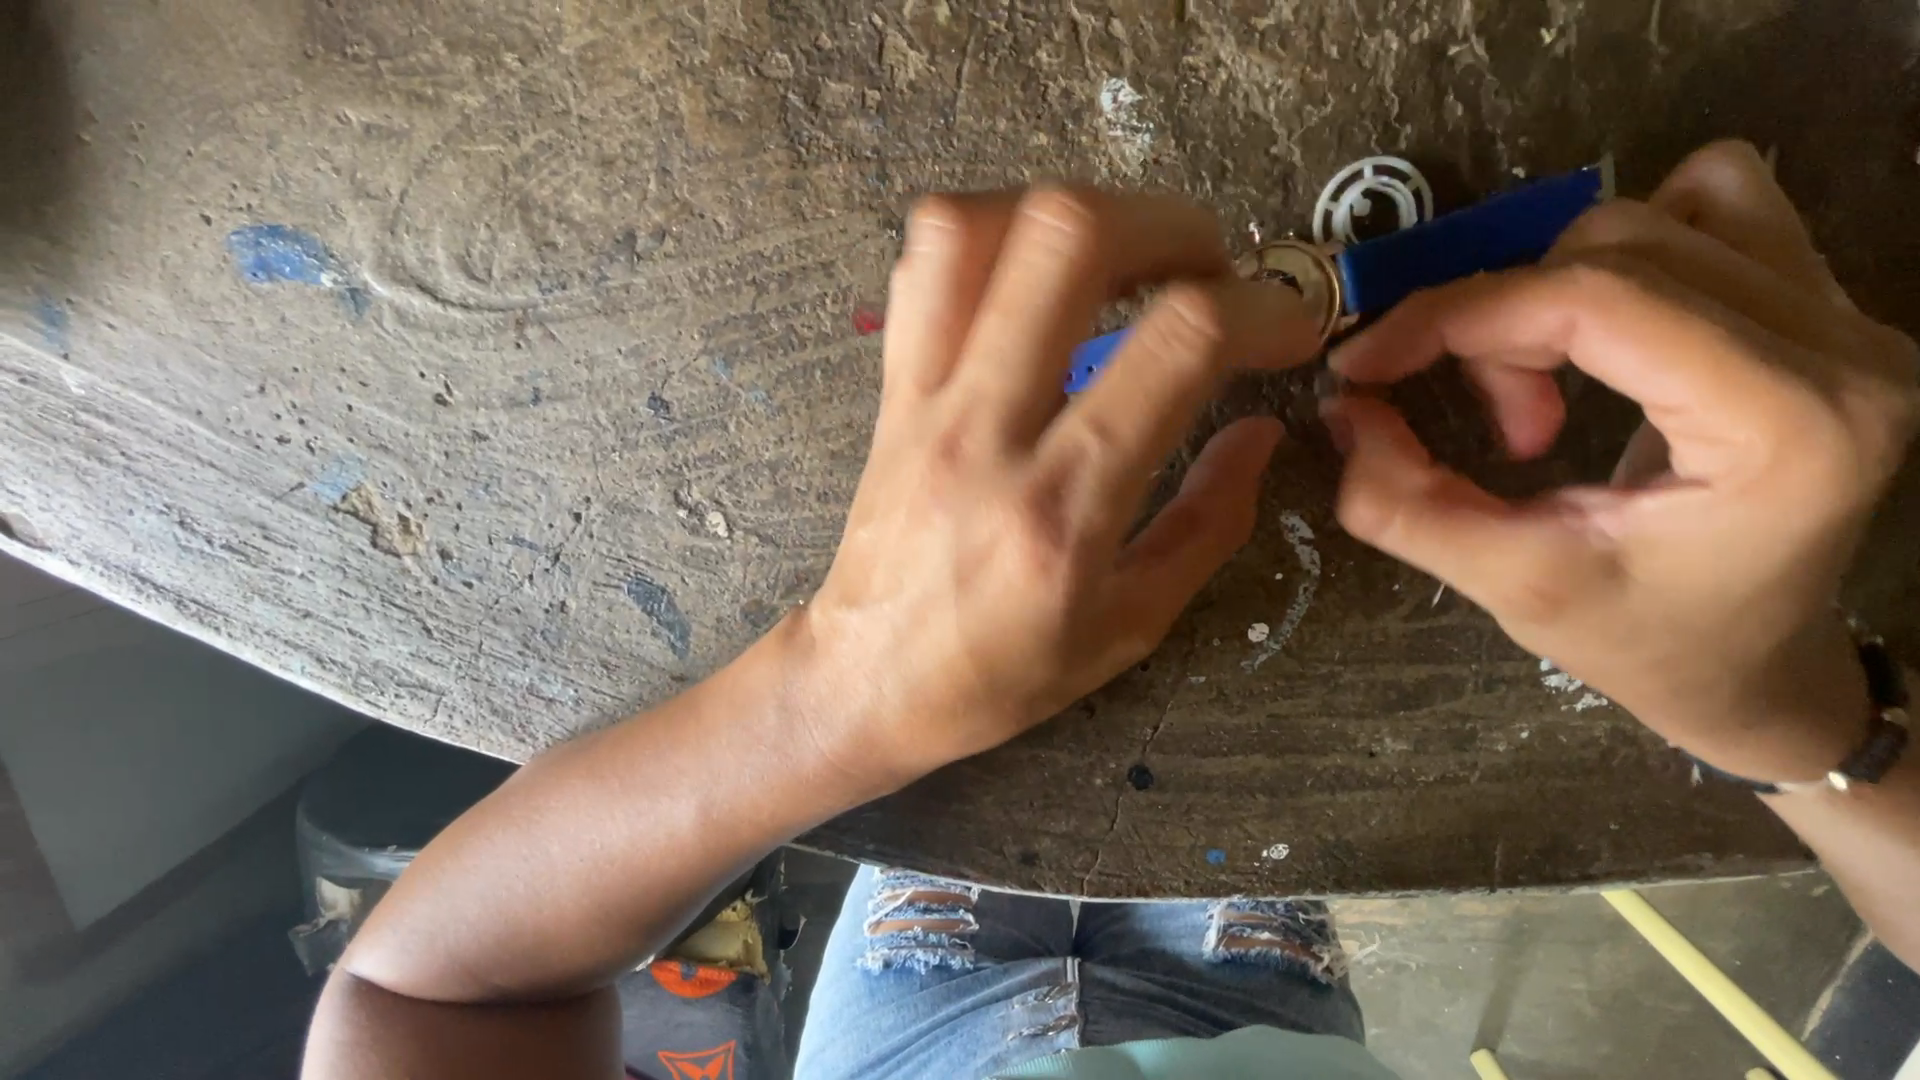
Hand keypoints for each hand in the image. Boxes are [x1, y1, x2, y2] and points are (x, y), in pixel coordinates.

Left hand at [795, 189, 1320, 785]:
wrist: (863, 682)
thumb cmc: (997, 674)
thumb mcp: (1128, 628)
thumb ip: (1208, 524)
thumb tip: (1259, 432)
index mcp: (1064, 504)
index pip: (1178, 342)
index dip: (1261, 307)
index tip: (1287, 324)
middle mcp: (986, 429)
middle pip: (1067, 239)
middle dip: (1166, 219)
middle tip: (1205, 264)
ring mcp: (923, 400)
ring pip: (975, 229)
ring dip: (1067, 211)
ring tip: (1118, 258)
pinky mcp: (889, 392)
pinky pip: (922, 269)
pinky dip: (987, 235)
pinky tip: (1031, 277)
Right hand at [1324, 141, 1919, 780]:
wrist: (1749, 662)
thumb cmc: (1640, 639)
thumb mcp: (1505, 582)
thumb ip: (1400, 500)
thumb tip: (1344, 406)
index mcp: (1784, 426)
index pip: (1595, 300)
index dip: (1452, 316)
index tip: (1362, 364)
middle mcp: (1840, 346)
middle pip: (1614, 249)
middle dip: (1497, 324)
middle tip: (1480, 418)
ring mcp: (1843, 315)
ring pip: (1654, 217)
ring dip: (1546, 293)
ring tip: (1533, 389)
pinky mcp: (1819, 307)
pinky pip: (1714, 206)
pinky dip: (1618, 253)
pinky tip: (1593, 326)